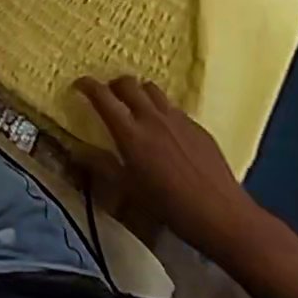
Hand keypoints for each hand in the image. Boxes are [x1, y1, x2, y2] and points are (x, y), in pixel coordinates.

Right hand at [75, 75, 267, 249]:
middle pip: (128, 84)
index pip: (102, 96)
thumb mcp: (129, 189)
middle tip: (107, 95)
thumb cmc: (169, 206)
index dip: (87, 86)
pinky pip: (172, 107)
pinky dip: (160, 109)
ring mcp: (177, 119)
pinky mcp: (197, 125)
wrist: (221, 214)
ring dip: (138, 91)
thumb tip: (77, 151)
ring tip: (134, 105)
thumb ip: (102, 165)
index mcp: (131, 133)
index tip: (78, 85)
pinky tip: (163, 129)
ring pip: (152, 89)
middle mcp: (152, 118)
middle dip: (113, 84)